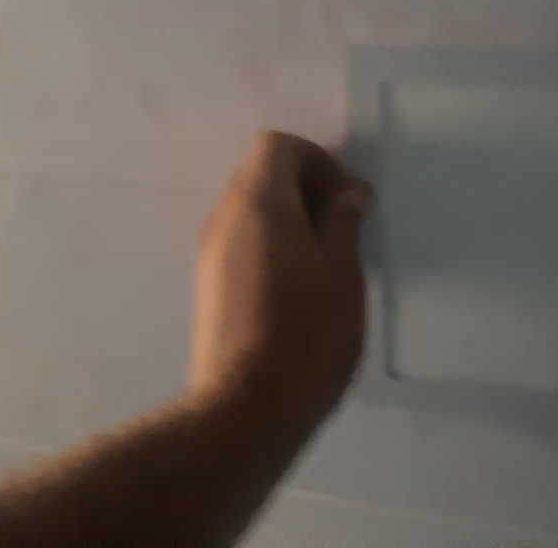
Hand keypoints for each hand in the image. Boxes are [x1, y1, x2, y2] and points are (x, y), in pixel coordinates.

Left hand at [189, 132, 371, 432]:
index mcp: (257, 202)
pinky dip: (274, 242)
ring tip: (328, 258)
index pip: (276, 145)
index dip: (317, 159)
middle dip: (307, 187)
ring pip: (252, 209)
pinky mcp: (208, 287)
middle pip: (261, 173)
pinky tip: (301, 286)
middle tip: (344, 225)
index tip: (346, 198)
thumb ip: (343, 221)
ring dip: (292, 216)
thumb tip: (348, 193)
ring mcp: (210, 254)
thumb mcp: (341, 270)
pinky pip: (243, 240)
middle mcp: (224, 217)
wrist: (243, 412)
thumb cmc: (304, 332)